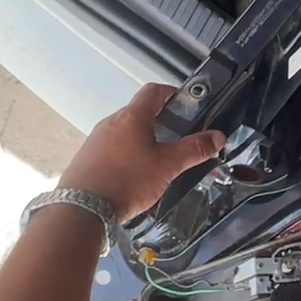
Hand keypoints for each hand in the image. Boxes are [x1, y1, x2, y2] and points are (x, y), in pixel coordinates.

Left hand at [57, 84, 225, 219]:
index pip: (154, 91)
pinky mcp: (87, 158)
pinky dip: (128, 154)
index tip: (187, 106)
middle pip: (140, 112)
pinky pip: (113, 148)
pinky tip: (136, 175)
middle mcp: (111, 122)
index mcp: (132, 117)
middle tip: (179, 138)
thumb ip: (194, 149)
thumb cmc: (127, 180)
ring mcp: (96, 140)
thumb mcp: (168, 166)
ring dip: (144, 139)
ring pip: (126, 131)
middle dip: (161, 121)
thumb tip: (218, 136)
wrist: (82, 209)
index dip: (172, 93)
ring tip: (159, 161)